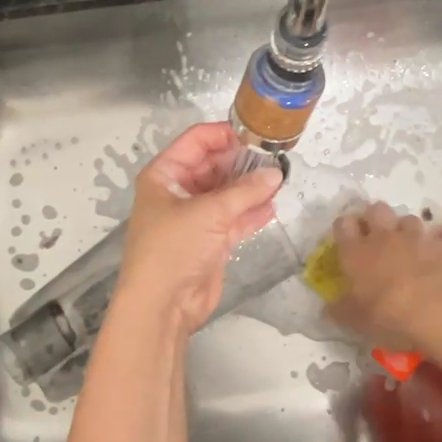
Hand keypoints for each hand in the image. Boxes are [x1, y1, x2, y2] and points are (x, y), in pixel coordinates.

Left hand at [116, 123, 283, 334]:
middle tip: (274, 159)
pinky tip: (273, 206)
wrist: (162, 306)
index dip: (223, 135)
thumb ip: (245, 191)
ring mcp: (194, 217)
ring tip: (280, 180)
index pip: (195, 141)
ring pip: (226, 193)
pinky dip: (251, 212)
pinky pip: (234, 218)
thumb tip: (275, 174)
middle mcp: (178, 192)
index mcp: (164, 175)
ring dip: (250, 187)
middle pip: (214, 166)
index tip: (255, 136)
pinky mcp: (210, 241)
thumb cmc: (174, 248)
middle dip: (242, 163)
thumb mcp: (208, 212)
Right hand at [328, 202, 441, 349]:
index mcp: (356, 252)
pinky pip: (433, 240)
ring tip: (407, 248)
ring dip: (405, 230)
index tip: (347, 239)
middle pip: (376, 209)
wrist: (436, 314)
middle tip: (377, 237)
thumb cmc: (387, 316)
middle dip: (375, 218)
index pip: (343, 223)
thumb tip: (328, 309)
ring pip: (407, 219)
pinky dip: (430, 249)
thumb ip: (340, 310)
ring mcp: (414, 238)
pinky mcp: (440, 247)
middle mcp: (383, 237)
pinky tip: (432, 264)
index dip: (345, 228)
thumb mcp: (355, 321)